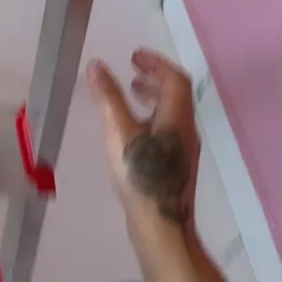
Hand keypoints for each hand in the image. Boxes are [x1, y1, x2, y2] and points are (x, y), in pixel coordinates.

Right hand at [87, 49, 200, 227]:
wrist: (161, 224)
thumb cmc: (141, 173)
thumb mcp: (119, 130)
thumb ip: (108, 96)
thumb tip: (97, 64)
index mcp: (176, 117)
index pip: (175, 79)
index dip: (156, 63)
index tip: (134, 56)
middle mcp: (185, 130)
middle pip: (177, 95)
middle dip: (155, 77)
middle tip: (132, 69)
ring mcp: (183, 150)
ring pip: (172, 112)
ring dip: (153, 96)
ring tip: (130, 92)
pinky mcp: (176, 166)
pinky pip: (167, 128)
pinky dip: (152, 115)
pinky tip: (133, 127)